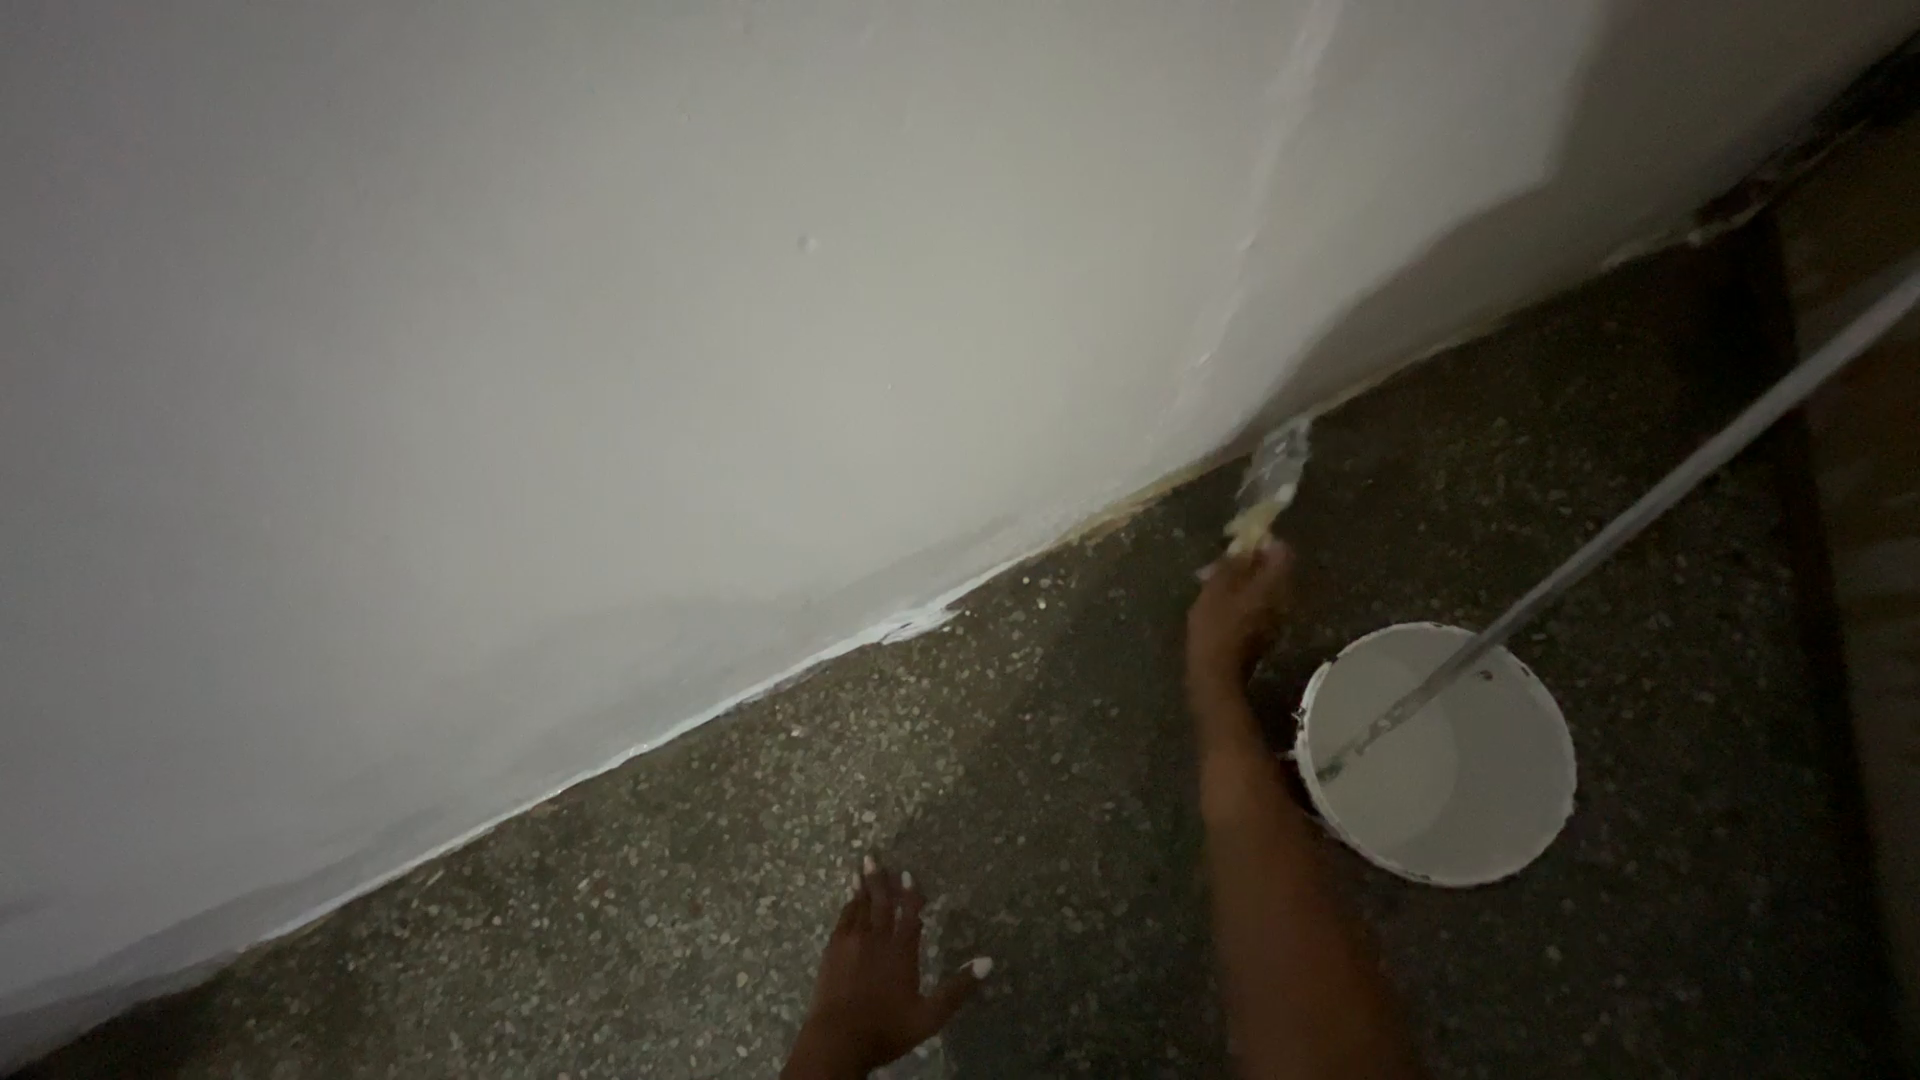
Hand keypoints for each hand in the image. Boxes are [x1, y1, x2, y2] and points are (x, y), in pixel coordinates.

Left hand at [782, 857, 988, 1079]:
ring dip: (863, 887)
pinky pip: (843, 919)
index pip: (910, 915)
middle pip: (882, 903)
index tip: (909, 873)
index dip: (911, 894)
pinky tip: (849, 899)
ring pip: (860, 906)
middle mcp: (877, 939)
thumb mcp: (930, 1016)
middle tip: (874, 857)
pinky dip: (848, 905)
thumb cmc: (886, 1029)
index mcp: (902, 952)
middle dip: (880, 880)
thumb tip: (988, 961)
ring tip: (862, 868)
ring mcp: (852, 942)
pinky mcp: (833, 950)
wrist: (838, 1040)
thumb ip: (957, 988)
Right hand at [1186, 536, 1293, 697]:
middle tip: (1223, 563)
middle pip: (1275, 570)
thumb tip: (1245, 546)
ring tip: (1216, 583)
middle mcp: (1283, 599)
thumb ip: (1232, 563)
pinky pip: (1260, 605)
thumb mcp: (1216, 588)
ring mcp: (1277, 618)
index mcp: (1273, 585)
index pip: (1282, 552)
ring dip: (1245, 581)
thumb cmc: (1214, 626)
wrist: (1216, 673)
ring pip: (1266, 588)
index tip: (1242, 541)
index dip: (1264, 541)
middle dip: (1251, 562)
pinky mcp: (1267, 632)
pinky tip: (1220, 604)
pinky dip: (1245, 598)